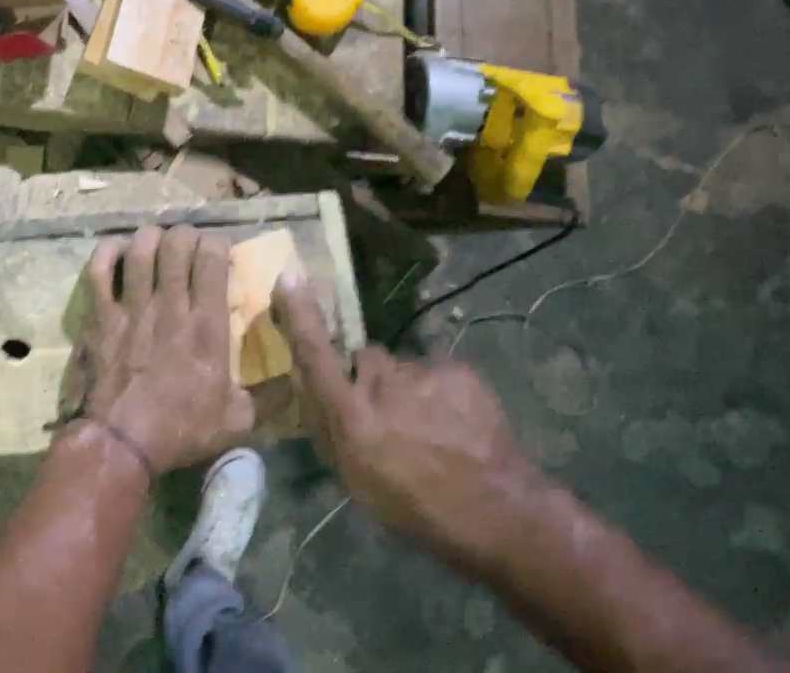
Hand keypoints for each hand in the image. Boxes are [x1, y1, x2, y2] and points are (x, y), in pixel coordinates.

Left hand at [78, 225, 254, 474]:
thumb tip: (293, 380)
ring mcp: (132, 308)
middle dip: (186, 235)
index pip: (212, 261)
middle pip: (176, 245)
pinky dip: (108, 252)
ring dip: (151, 237)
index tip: (220, 249)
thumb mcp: (238, 420)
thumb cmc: (182, 430)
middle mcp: (170, 306)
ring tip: (158, 241)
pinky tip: (120, 250)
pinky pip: (100, 271)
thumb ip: (267, 395)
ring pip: (141, 250)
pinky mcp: (102, 316)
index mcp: (207, 326)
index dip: (217, 243)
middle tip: (188, 243)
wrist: (124, 442)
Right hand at [274, 267, 546, 560]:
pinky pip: (436, 372)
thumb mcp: (355, 480)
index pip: (314, 352)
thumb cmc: (416, 507)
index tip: (290, 276)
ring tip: (430, 426)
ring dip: (407, 388)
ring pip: (402, 368)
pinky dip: (439, 391)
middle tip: (386, 411)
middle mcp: (382, 383)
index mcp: (350, 414)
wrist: (499, 513)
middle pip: (363, 358)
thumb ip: (331, 431)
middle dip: (367, 375)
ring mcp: (423, 372)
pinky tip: (455, 423)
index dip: (300, 313)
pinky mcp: (457, 370)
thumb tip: (312, 399)